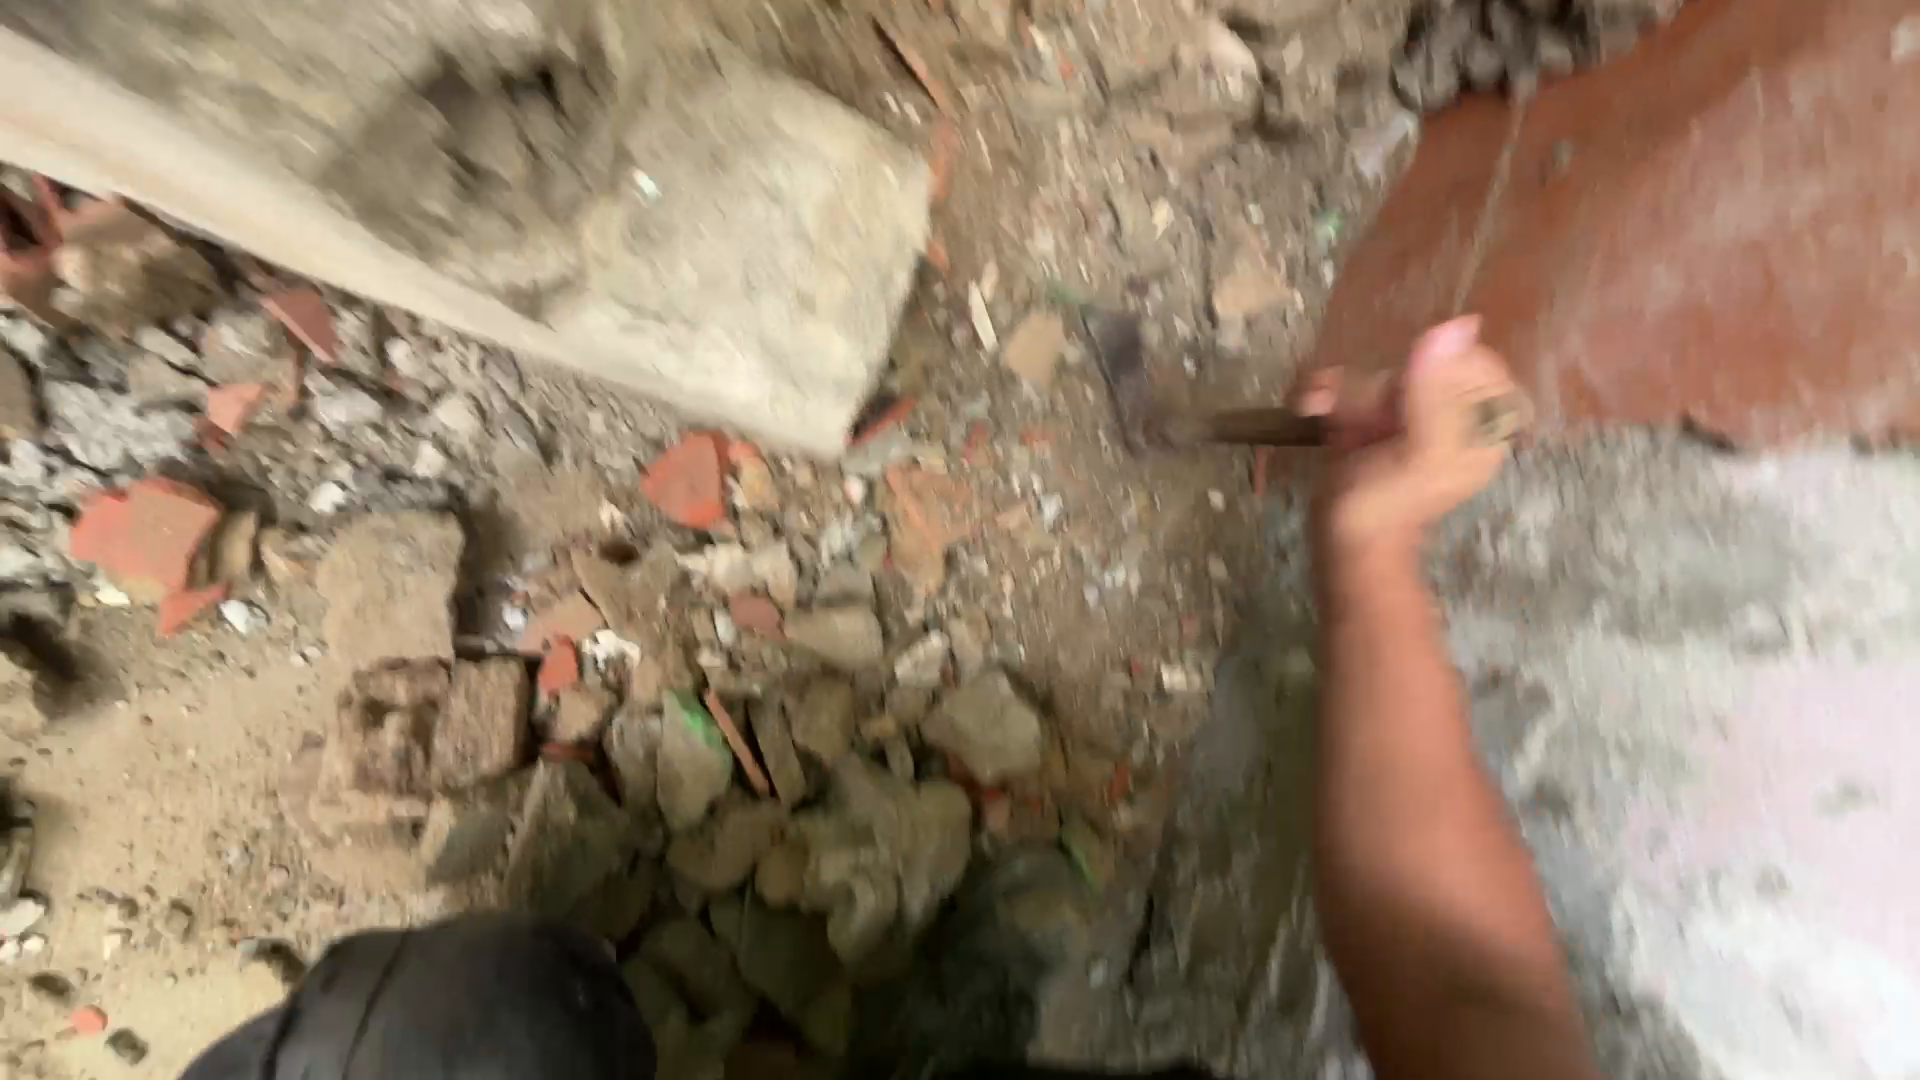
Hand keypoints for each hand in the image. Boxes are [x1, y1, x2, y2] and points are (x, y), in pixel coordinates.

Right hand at [1301, 316, 1521, 555]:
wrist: (1343, 545)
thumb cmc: (1386, 508)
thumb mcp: (1420, 453)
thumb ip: (1437, 393)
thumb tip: (1456, 325)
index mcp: (1481, 421)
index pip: (1468, 362)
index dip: (1430, 370)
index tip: (1399, 398)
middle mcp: (1445, 414)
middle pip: (1414, 368)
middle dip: (1374, 387)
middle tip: (1354, 418)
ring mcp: (1403, 419)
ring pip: (1374, 377)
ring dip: (1339, 392)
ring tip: (1318, 410)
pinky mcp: (1367, 423)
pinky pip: (1348, 390)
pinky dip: (1325, 395)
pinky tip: (1311, 409)